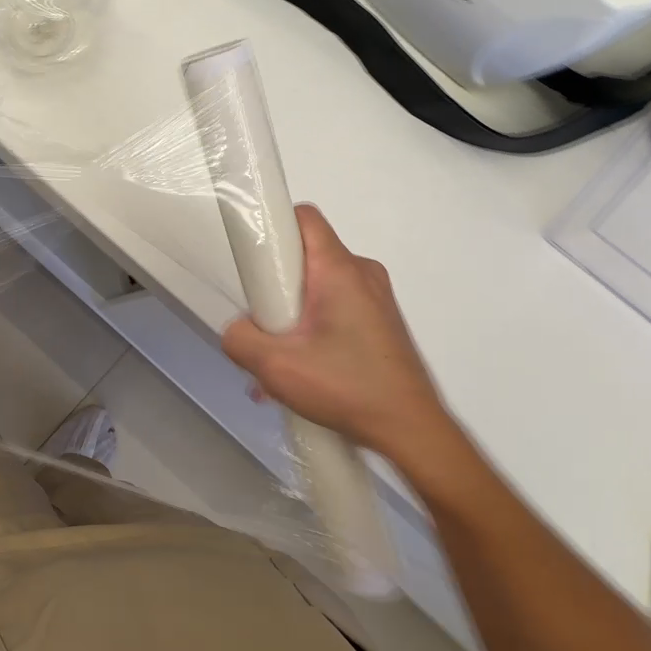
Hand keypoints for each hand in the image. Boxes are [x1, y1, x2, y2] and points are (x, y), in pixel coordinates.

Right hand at [221, 204, 451, 457]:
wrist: (412, 432)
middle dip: (273, 288)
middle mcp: (362, 274)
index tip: (250, 263)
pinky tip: (302, 371)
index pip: (302, 218)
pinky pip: (333, 309)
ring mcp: (375, 299)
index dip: (270, 228)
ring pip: (316, 289)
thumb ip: (238, 338)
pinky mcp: (380, 322)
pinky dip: (312, 331)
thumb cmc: (347, 388)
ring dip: (290, 318)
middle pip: (304, 258)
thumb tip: (238, 330)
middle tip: (260, 325)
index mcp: (339, 270)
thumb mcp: (274, 366)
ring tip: (279, 360)